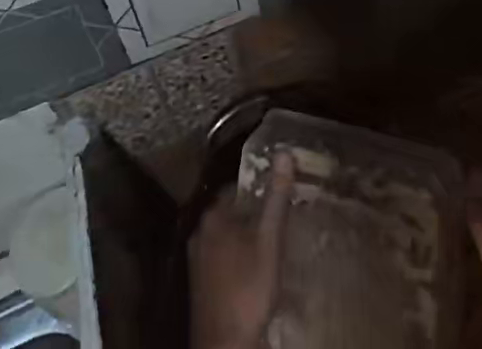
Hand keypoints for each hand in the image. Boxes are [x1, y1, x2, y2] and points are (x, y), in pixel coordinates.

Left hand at [191, 151, 295, 348]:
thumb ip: (276, 197)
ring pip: (223, 237)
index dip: (255, 187)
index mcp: (212, 217)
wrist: (225, 346)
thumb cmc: (248, 289)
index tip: (275, 191)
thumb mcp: (270, 241)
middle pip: (228, 213)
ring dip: (243, 237)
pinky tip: (251, 270)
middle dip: (250, 213)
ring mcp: (196, 261)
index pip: (233, 188)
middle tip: (276, 218)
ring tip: (268, 242)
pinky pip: (219, 258)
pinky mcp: (199, 284)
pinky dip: (235, 258)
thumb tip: (284, 153)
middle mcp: (199, 233)